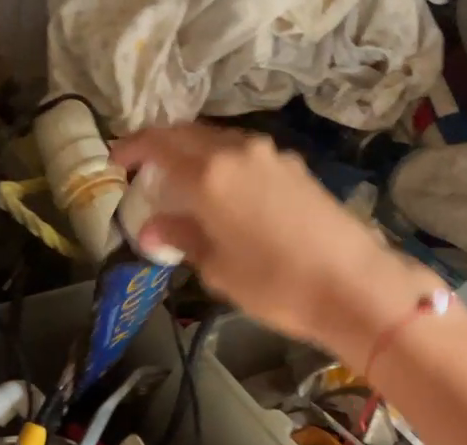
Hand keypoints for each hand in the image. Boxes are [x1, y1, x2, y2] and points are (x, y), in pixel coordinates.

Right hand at [113, 125, 443, 366]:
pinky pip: (244, 155)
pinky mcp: (294, 169)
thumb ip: (182, 240)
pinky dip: (221, 165)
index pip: (158, 145)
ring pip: (218, 142)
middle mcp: (238, 153)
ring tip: (179, 183)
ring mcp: (271, 157)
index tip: (115, 163)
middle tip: (143, 172)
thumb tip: (151, 229)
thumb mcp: (218, 271)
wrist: (352, 286)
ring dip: (192, 155)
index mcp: (210, 175)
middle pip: (187, 135)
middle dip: (160, 148)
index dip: (131, 150)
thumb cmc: (277, 286)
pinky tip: (220, 193)